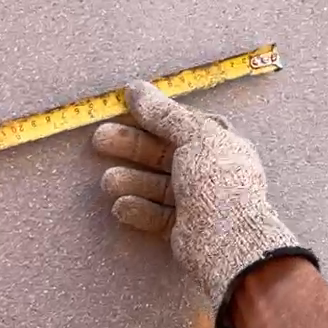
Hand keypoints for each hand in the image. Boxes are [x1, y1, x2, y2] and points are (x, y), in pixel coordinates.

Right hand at [93, 81, 315, 327]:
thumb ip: (164, 114)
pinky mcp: (185, 229)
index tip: (123, 109)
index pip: (181, 124)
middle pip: (163, 154)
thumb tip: (136, 89)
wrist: (227, 239)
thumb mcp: (194, 136)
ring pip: (157, 185)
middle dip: (131, 146)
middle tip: (100, 140)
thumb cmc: (217, 180)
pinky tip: (121, 206)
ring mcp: (197, 202)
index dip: (153, 116)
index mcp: (219, 144)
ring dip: (131, 181)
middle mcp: (209, 171)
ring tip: (108, 182)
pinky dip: (139, 209)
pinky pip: (157, 215)